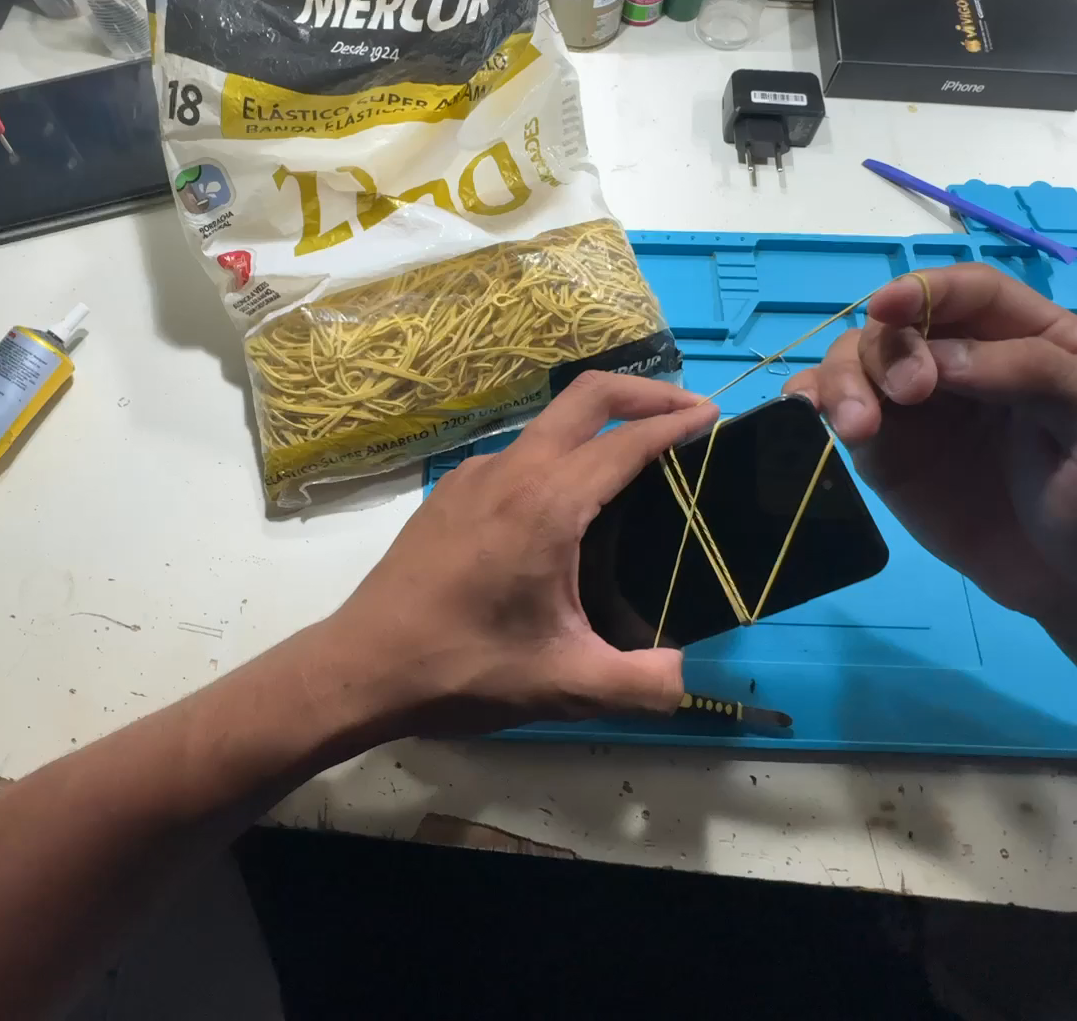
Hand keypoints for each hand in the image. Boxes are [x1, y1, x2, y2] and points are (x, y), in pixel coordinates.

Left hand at [328, 372, 717, 735]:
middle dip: (643, 392)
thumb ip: (644, 682)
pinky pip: (517, 454)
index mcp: (545, 503)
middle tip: (686, 413)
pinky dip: (557, 454)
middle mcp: (509, 470)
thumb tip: (692, 677)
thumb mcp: (565, 683)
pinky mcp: (449, 492)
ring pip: (547, 425)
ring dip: (596, 425)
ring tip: (632, 464)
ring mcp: (472, 475)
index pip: (626, 440)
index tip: (714, 418)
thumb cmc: (463, 668)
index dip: (676, 422)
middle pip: (585, 396)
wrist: (363, 666)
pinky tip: (563, 505)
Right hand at [782, 264, 1076, 621]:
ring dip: (841, 382)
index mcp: (1029, 340)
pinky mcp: (884, 454)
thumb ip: (1039, 374)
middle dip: (886, 352)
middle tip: (906, 399)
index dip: (923, 290)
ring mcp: (916, 411)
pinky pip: (836, 414)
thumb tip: (938, 358)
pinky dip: (810, 405)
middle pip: (897, 327)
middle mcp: (962, 364)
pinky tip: (805, 417)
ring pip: (854, 365)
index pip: (968, 293)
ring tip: (858, 429)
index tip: (887, 309)